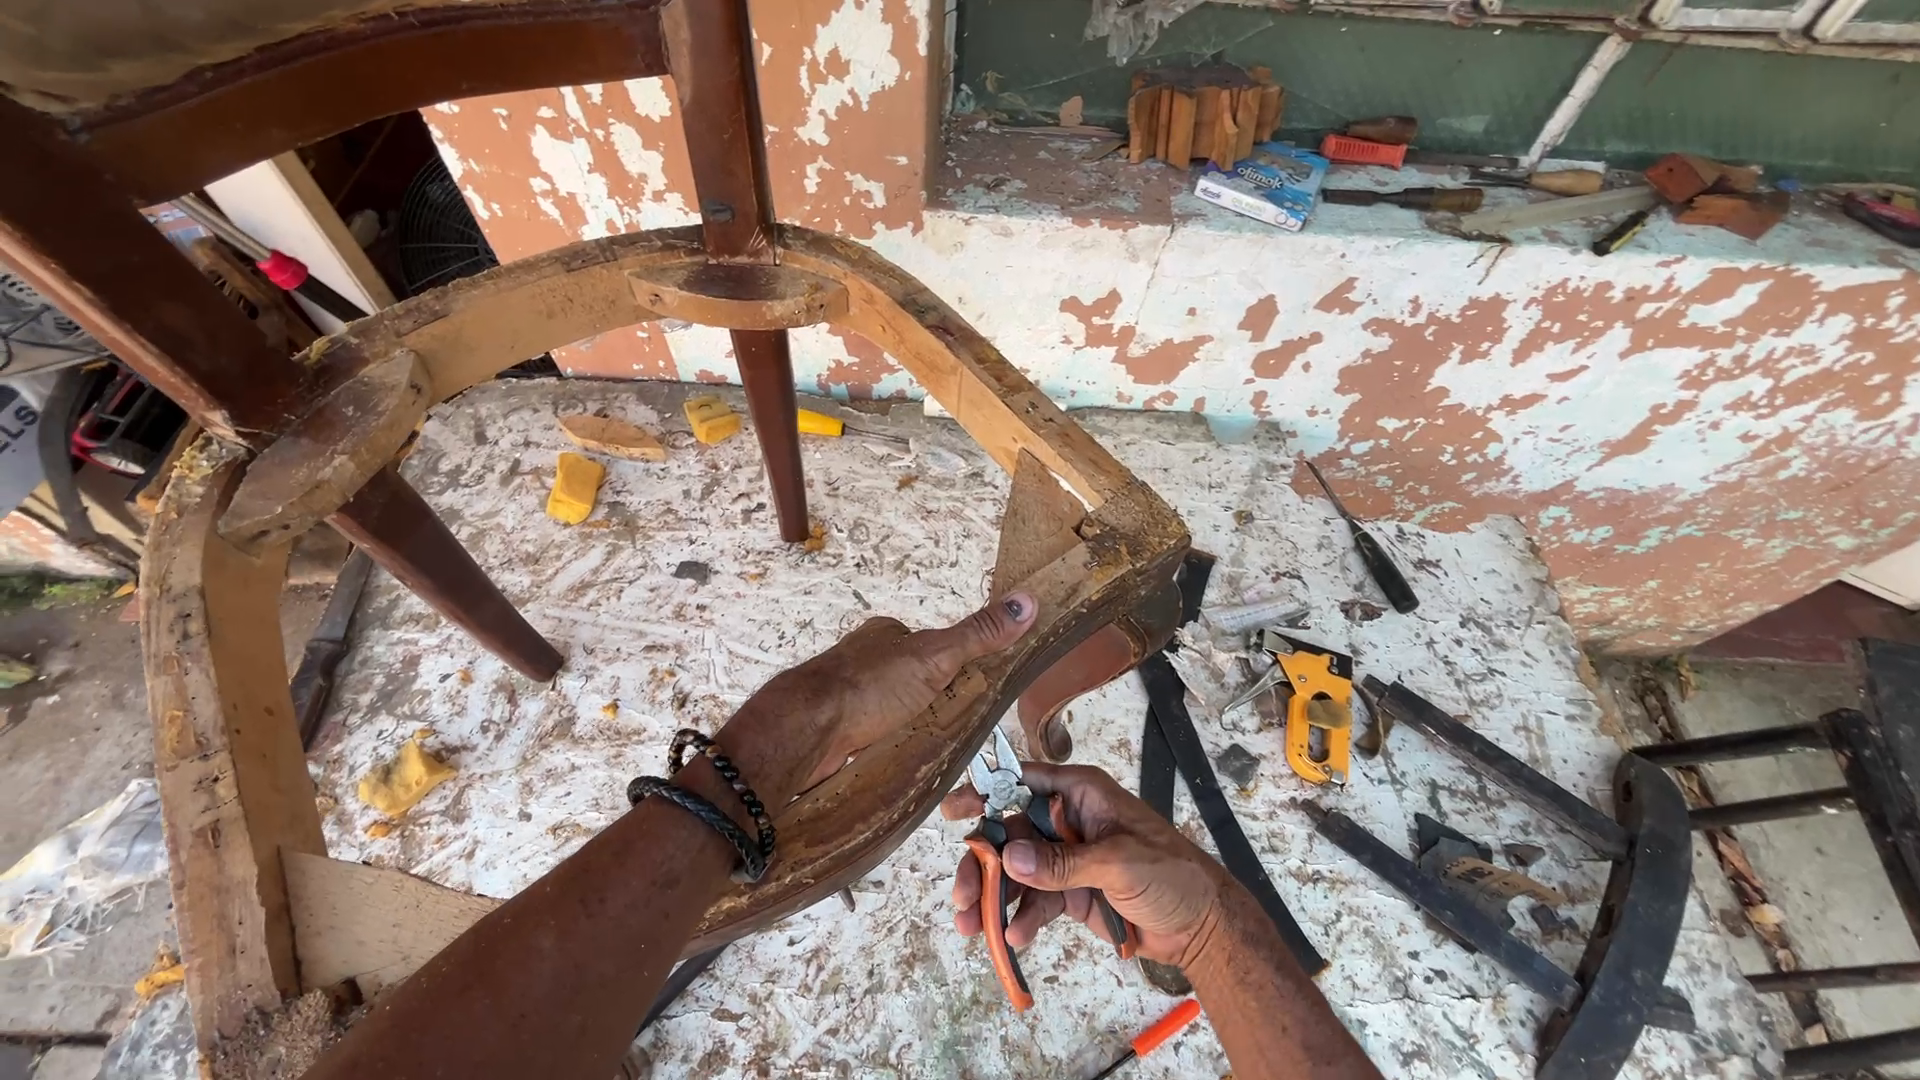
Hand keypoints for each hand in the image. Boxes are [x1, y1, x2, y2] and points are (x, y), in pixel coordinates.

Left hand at [731, 593, 1038, 789]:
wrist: (805, 732)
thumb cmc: (869, 688)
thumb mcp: (935, 656)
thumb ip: (979, 634)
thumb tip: (1027, 600)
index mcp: (885, 635)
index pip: (930, 646)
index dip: (953, 668)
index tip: (972, 692)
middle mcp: (863, 661)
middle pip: (911, 681)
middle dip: (930, 703)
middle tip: (951, 726)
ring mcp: (846, 697)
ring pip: (890, 712)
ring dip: (907, 728)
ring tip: (927, 748)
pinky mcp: (835, 731)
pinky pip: (870, 737)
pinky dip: (885, 747)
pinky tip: (896, 759)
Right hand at [943, 762, 1232, 968]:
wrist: (1201, 926)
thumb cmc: (1169, 874)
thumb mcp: (1119, 862)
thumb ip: (1063, 863)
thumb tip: (1008, 859)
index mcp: (1080, 793)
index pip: (1024, 781)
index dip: (986, 790)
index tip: (954, 811)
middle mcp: (1066, 820)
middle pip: (1009, 833)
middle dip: (982, 864)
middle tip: (961, 894)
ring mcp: (1065, 857)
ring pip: (1015, 870)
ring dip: (992, 897)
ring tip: (971, 926)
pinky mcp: (1069, 891)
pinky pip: (1034, 900)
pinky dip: (1021, 918)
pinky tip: (1014, 938)